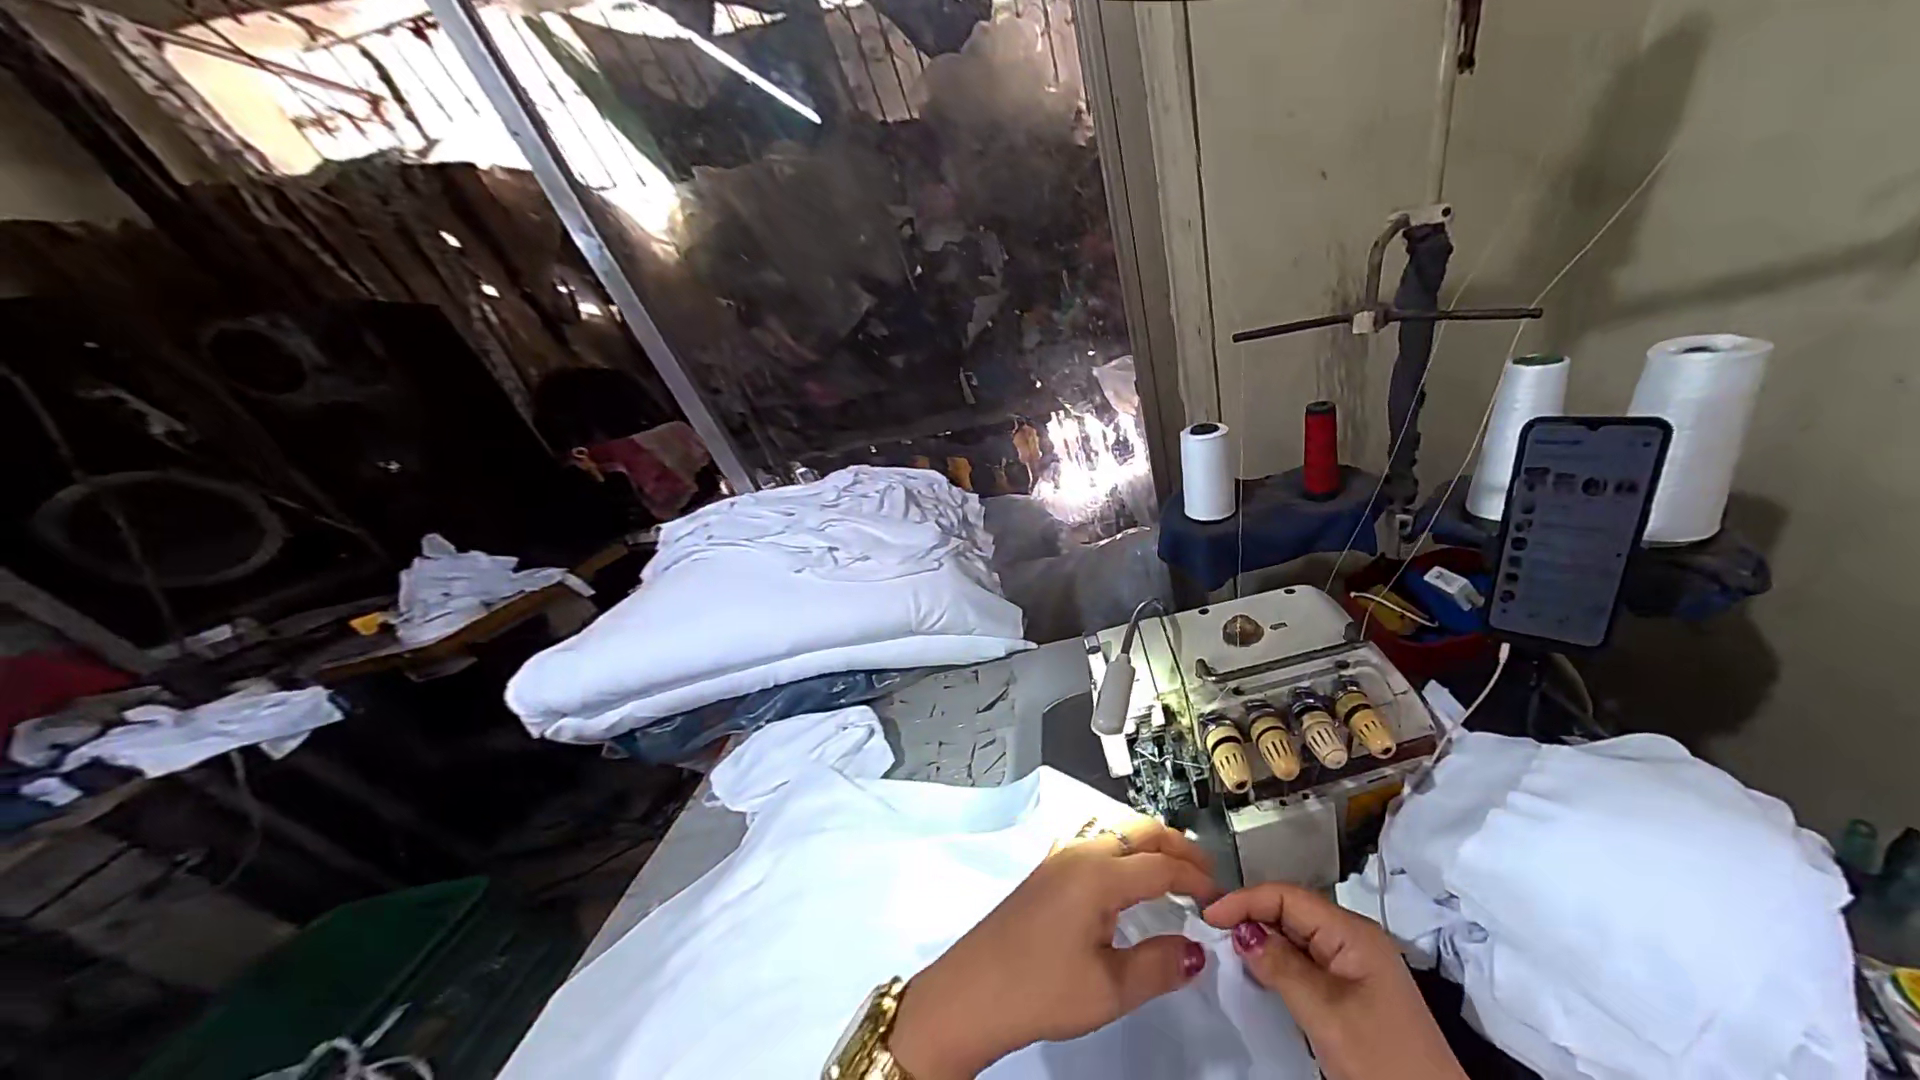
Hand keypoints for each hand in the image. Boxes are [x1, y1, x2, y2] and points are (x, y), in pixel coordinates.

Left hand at [889, 817, 1222, 1079]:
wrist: (973, 991)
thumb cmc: (1040, 990)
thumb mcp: (1110, 988)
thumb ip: (1160, 965)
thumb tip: (1196, 950)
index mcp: (1099, 875)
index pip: (1161, 866)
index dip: (1196, 880)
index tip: (1219, 900)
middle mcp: (1079, 853)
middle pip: (1140, 831)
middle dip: (1177, 847)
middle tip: (1204, 875)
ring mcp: (1059, 857)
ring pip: (1115, 831)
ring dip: (1148, 843)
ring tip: (1173, 872)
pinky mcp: (1046, 870)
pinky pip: (1093, 841)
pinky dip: (1121, 848)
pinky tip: (1124, 875)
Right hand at [1202, 883, 1466, 1079]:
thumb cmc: (1382, 1058)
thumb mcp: (1325, 1011)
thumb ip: (1280, 965)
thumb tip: (1241, 932)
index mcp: (1352, 932)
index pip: (1287, 896)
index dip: (1244, 900)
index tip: (1207, 916)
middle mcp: (1354, 939)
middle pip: (1290, 911)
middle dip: (1250, 917)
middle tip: (1212, 933)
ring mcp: (1355, 966)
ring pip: (1295, 936)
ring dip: (1262, 940)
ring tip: (1227, 951)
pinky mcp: (1352, 991)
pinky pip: (1305, 962)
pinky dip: (1277, 963)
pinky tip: (1258, 974)